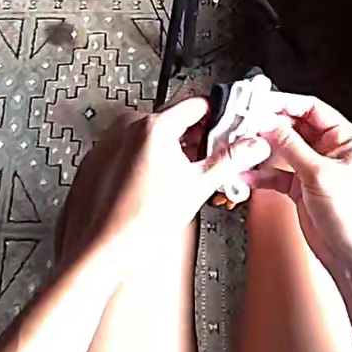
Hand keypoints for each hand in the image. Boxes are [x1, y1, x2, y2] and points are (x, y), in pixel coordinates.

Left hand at [56, 97, 269, 263]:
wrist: (104, 247)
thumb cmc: (141, 221)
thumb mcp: (197, 186)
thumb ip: (229, 160)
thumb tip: (251, 147)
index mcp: (154, 126)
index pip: (197, 105)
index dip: (218, 118)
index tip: (226, 130)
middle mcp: (128, 125)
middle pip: (175, 119)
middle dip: (195, 137)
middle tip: (207, 160)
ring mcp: (111, 139)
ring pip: (154, 133)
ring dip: (171, 147)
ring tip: (180, 176)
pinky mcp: (100, 154)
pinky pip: (132, 144)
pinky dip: (147, 156)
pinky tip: (156, 182)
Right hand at [248, 96, 351, 280]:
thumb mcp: (321, 175)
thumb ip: (292, 147)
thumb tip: (271, 124)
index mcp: (347, 140)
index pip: (312, 109)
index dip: (285, 103)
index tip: (262, 102)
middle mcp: (332, 152)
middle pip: (294, 128)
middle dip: (270, 126)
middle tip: (247, 123)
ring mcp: (316, 171)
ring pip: (283, 151)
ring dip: (263, 150)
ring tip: (244, 147)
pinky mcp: (303, 190)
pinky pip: (277, 175)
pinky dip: (262, 175)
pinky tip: (247, 175)